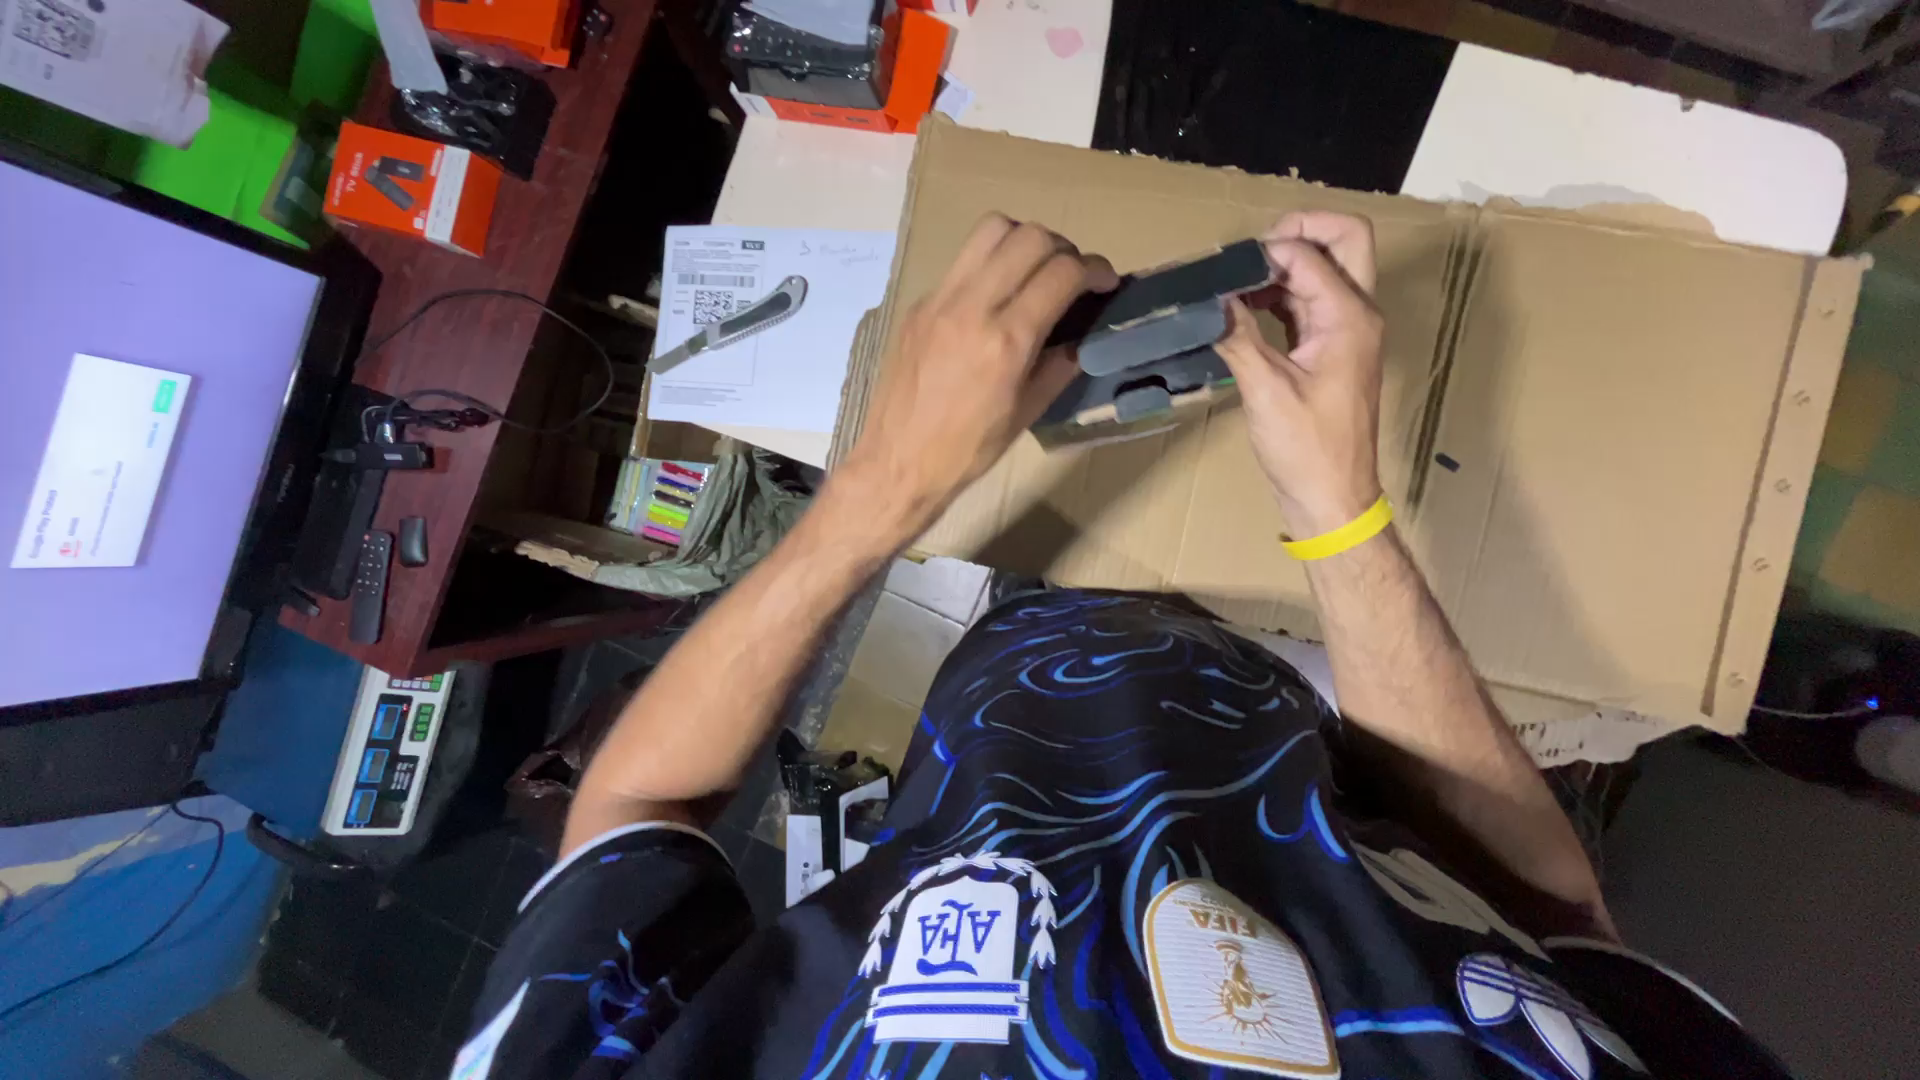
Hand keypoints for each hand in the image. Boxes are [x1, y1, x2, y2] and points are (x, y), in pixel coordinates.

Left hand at [837, 213, 1117, 537]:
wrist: (898, 461)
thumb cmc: (967, 450)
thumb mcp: (1026, 413)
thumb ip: (1059, 365)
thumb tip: (1080, 335)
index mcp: (1006, 341)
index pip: (1062, 273)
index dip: (1095, 269)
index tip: (1105, 282)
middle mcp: (973, 308)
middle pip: (1030, 237)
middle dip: (1064, 248)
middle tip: (1071, 276)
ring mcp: (940, 300)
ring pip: (991, 230)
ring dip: (1024, 241)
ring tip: (1034, 271)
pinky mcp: (919, 305)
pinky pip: (962, 262)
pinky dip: (990, 263)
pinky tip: (995, 296)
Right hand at [1217, 211, 1385, 537]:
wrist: (1331, 496)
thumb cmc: (1306, 448)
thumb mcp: (1266, 391)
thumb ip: (1238, 338)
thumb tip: (1210, 301)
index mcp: (1350, 317)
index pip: (1311, 255)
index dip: (1267, 252)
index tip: (1224, 271)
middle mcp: (1357, 314)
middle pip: (1344, 241)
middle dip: (1299, 233)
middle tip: (1250, 253)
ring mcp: (1346, 332)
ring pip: (1326, 270)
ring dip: (1285, 266)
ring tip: (1236, 281)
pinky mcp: (1330, 351)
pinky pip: (1309, 303)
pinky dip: (1280, 296)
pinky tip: (1243, 310)